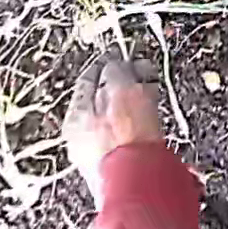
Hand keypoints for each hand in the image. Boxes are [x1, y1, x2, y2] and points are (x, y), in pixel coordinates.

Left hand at [66, 54, 164, 205]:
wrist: (138, 177)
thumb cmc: (127, 133)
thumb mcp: (121, 88)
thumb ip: (115, 70)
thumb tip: (114, 61)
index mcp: (75, 114)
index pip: (90, 76)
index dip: (109, 60)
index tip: (125, 51)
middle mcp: (80, 131)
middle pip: (104, 92)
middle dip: (125, 77)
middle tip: (144, 69)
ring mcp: (97, 146)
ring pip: (117, 108)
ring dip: (134, 94)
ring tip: (151, 89)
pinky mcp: (116, 155)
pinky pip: (126, 124)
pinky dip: (138, 112)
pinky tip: (151, 109)